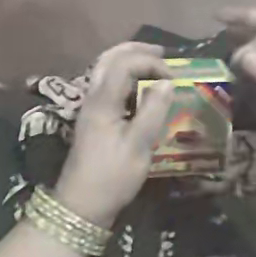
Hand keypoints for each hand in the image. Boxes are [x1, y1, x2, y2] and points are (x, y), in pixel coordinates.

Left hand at [54, 43, 173, 224]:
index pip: (125, 63)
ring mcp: (90, 107)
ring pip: (105, 70)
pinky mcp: (93, 118)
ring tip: (153, 65)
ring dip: (129, 61)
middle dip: (136, 51)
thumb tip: (167, 82)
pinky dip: (124, 77)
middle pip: (109, 59)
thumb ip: (153, 111)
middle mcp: (93, 97)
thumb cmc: (112, 176)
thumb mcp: (139, 146)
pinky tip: (140, 88)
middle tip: (162, 54)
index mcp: (102, 100)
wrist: (81, 205)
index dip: (151, 63)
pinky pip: (107, 85)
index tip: (174, 78)